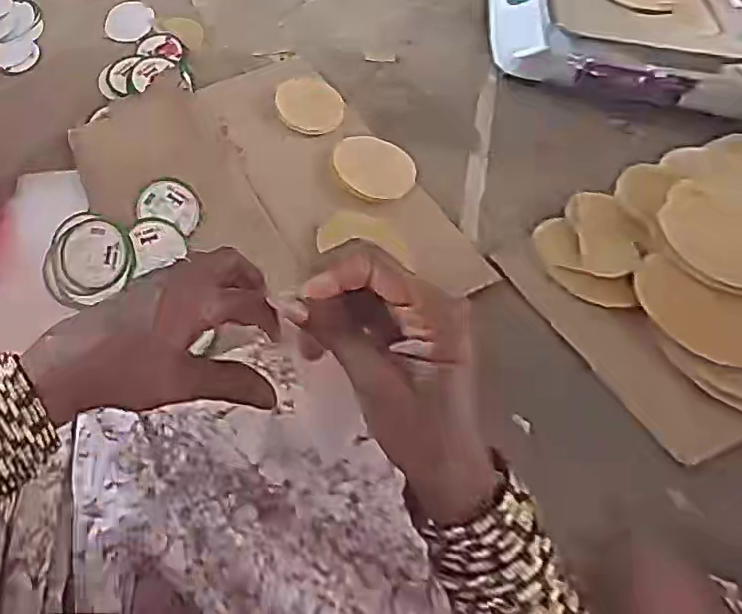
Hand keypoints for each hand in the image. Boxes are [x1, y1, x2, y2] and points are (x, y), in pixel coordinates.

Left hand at [20, 247, 278, 423]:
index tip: (278, 337)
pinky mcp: (148, 280)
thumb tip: (271, 394)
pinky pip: (191, 266)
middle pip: (231, 261)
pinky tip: (203, 308)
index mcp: (198, 299)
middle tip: (264, 308)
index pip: (248, 299)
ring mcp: (164, 275)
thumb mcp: (182, 382)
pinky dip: (210, 277)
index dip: (269, 316)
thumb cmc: (128, 372)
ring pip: (209, 260)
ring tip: (238, 306)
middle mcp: (184, 277)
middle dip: (253, 279)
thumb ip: (230, 382)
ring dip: (231, 275)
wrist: (72, 361)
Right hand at [279, 241, 494, 523]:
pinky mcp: (399, 322)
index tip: (303, 297)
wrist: (449, 475)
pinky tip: (316, 341)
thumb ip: (336, 334)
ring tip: (304, 338)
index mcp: (435, 309)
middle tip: (296, 317)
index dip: (334, 273)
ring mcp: (413, 309)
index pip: (376, 265)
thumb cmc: (421, 435)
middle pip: (364, 267)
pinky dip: (334, 317)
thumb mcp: (374, 384)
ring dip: (325, 304)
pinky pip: (359, 304)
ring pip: (356, 284)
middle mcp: (427, 297)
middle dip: (325, 287)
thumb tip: (292, 302)